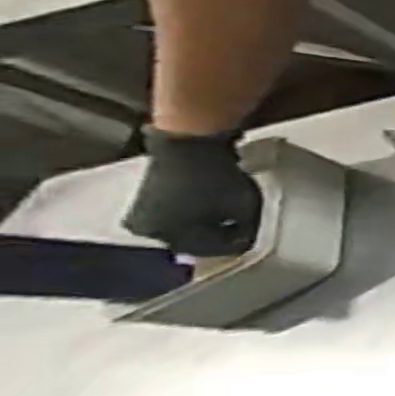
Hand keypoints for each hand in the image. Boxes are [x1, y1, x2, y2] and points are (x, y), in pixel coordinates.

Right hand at [121, 127, 261, 256]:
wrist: (188, 145)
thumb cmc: (216, 178)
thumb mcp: (242, 208)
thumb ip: (245, 229)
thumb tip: (244, 239)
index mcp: (167, 235)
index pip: (208, 250)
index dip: (235, 246)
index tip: (252, 239)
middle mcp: (146, 230)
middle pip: (192, 242)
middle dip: (219, 238)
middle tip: (242, 233)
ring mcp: (141, 214)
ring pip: (183, 230)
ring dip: (206, 228)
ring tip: (231, 222)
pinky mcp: (144, 200)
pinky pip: (174, 216)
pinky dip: (194, 217)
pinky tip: (213, 212)